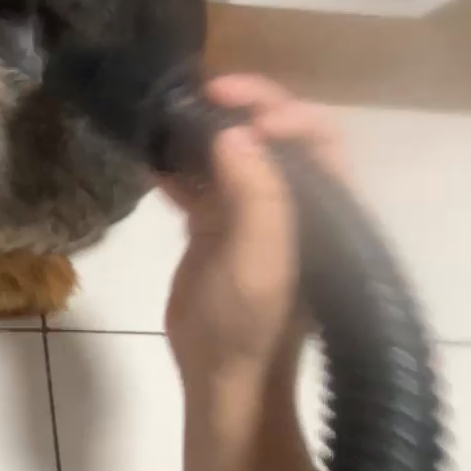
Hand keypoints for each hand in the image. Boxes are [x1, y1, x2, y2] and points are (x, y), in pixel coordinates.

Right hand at [162, 76, 342, 380]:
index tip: (233, 106)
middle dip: (240, 107)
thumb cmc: (250, 325)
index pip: (318, 136)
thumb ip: (257, 196)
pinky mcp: (213, 222)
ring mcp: (249, 209)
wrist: (218, 376)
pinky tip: (148, 155)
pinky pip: (196, 177)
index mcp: (322, 208)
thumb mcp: (260, 263)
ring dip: (203, 127)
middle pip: (272, 133)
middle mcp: (290, 200)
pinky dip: (174, 162)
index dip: (282, 111)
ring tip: (169, 115)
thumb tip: (234, 131)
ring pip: (232, 149)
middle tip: (198, 94)